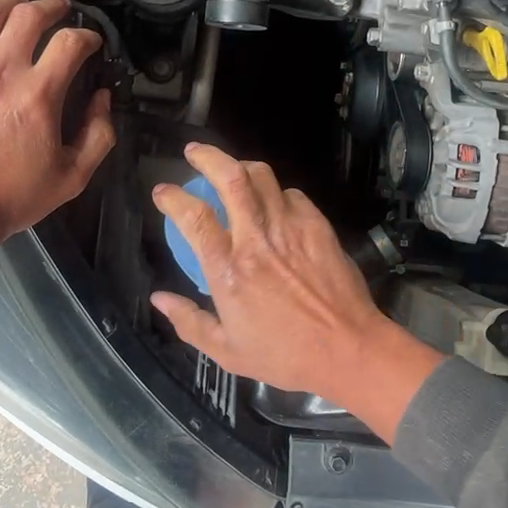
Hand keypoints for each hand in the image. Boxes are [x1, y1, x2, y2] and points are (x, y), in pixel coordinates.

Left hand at [0, 0, 114, 256]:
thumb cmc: (9, 200)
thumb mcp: (71, 177)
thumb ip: (98, 135)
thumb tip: (103, 98)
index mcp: (39, 94)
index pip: (71, 43)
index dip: (87, 36)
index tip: (90, 43)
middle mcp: (2, 70)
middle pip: (31, 16)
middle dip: (53, 7)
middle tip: (60, 10)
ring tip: (19, 3)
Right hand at [150, 144, 445, 441]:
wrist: (349, 348)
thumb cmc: (286, 355)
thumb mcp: (228, 352)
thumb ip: (189, 322)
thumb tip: (159, 298)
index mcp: (229, 269)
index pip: (194, 217)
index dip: (173, 197)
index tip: (162, 191)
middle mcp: (257, 239)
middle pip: (230, 178)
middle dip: (207, 157)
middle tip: (194, 152)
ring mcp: (290, 227)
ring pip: (263, 176)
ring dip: (241, 167)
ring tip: (232, 170)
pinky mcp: (317, 226)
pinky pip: (292, 195)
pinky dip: (276, 192)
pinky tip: (273, 203)